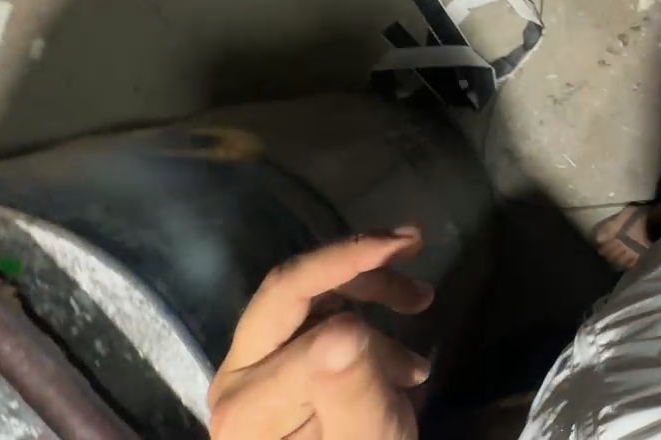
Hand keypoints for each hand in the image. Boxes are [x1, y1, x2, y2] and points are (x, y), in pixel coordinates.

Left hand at [209, 228, 435, 439]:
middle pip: (286, 288)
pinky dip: (371, 299)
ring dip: (372, 282)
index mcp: (246, 401)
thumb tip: (344, 328)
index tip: (416, 277)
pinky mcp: (281, 355)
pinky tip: (408, 319)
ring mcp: (255, 363)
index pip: (292, 309)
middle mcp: (236, 375)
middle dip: (352, 255)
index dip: (351, 274)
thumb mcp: (365, 437)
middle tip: (410, 239)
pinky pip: (322, 303)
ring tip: (424, 298)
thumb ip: (350, 390)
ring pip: (310, 290)